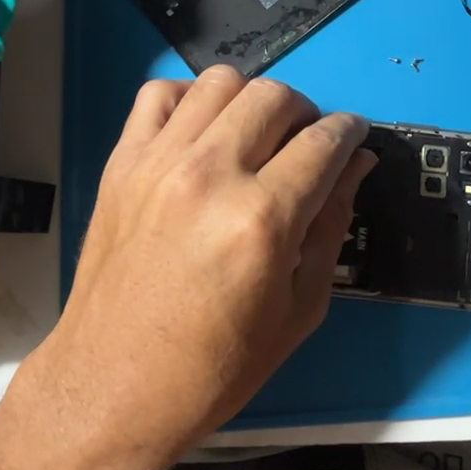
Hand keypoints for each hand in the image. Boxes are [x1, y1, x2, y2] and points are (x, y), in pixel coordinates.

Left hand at [41, 67, 375, 461]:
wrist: (113, 388)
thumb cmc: (217, 366)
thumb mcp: (301, 308)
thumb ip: (333, 223)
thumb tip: (357, 163)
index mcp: (263, 219)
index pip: (324, 141)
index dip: (351, 132)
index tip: (355, 138)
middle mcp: (210, 174)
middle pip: (275, 96)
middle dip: (306, 112)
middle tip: (306, 145)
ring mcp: (158, 162)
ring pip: (220, 81)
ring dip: (252, 100)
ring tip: (255, 136)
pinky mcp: (120, 163)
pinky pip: (159, 94)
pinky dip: (190, 99)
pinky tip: (202, 133)